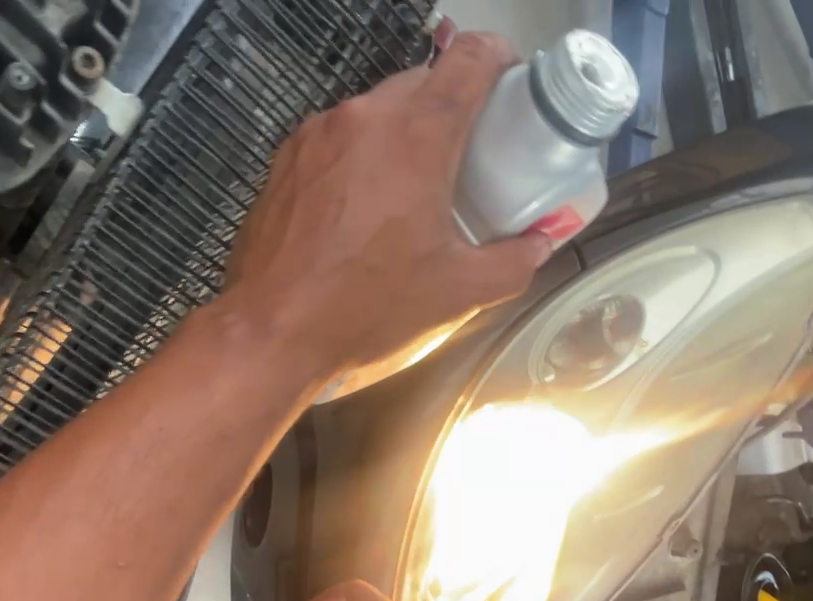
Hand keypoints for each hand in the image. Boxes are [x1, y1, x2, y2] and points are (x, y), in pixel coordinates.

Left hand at [221, 32, 552, 385]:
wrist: (271, 332)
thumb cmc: (366, 308)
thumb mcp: (454, 293)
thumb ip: (512, 262)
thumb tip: (541, 243)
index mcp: (416, 134)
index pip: (470, 57)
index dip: (498, 60)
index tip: (506, 88)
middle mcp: (363, 117)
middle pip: (419, 85)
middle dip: (444, 112)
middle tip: (455, 161)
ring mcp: (315, 136)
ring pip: (370, 114)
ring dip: (394, 138)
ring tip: (399, 192)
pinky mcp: (282, 162)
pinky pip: (331, 143)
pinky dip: (351, 161)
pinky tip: (350, 211)